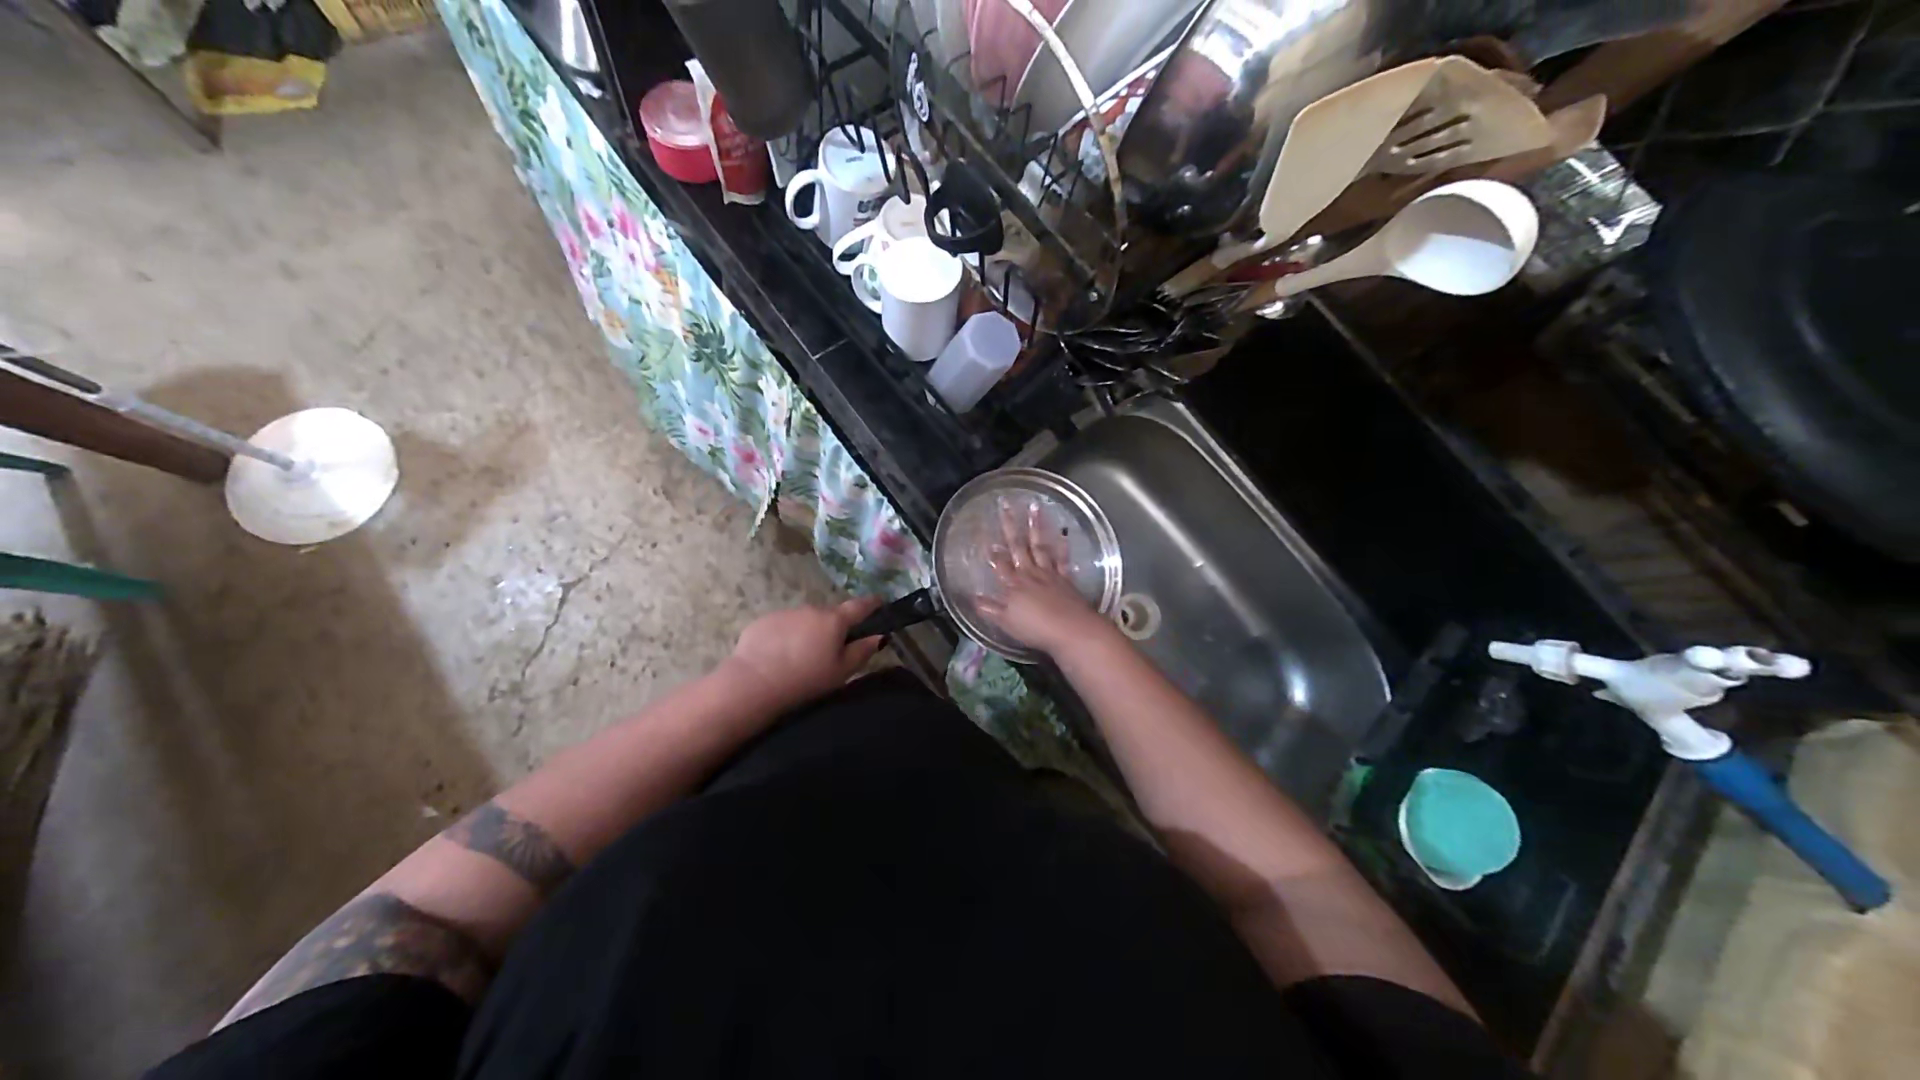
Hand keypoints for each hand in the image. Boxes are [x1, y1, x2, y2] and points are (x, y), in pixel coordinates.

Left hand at [725, 597, 885, 711]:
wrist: (754, 683)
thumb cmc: (806, 680)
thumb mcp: (841, 672)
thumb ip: (862, 651)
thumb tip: (878, 636)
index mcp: (834, 620)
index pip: (859, 606)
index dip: (872, 604)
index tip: (880, 603)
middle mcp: (811, 609)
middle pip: (829, 615)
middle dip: (833, 627)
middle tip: (830, 651)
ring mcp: (785, 613)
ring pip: (804, 620)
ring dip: (807, 632)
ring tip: (800, 658)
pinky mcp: (763, 621)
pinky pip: (782, 626)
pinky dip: (785, 637)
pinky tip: (778, 657)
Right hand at [973, 500, 1112, 656]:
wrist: (1071, 629)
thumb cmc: (1035, 627)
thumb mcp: (1006, 621)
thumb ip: (989, 608)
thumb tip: (973, 598)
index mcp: (1014, 584)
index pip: (999, 564)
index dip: (992, 552)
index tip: (985, 535)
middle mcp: (1030, 573)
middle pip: (1017, 546)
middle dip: (1010, 526)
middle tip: (1005, 504)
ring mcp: (1050, 574)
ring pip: (1040, 545)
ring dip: (1036, 526)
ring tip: (1034, 506)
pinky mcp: (1066, 579)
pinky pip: (1063, 559)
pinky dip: (1063, 546)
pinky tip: (1063, 533)